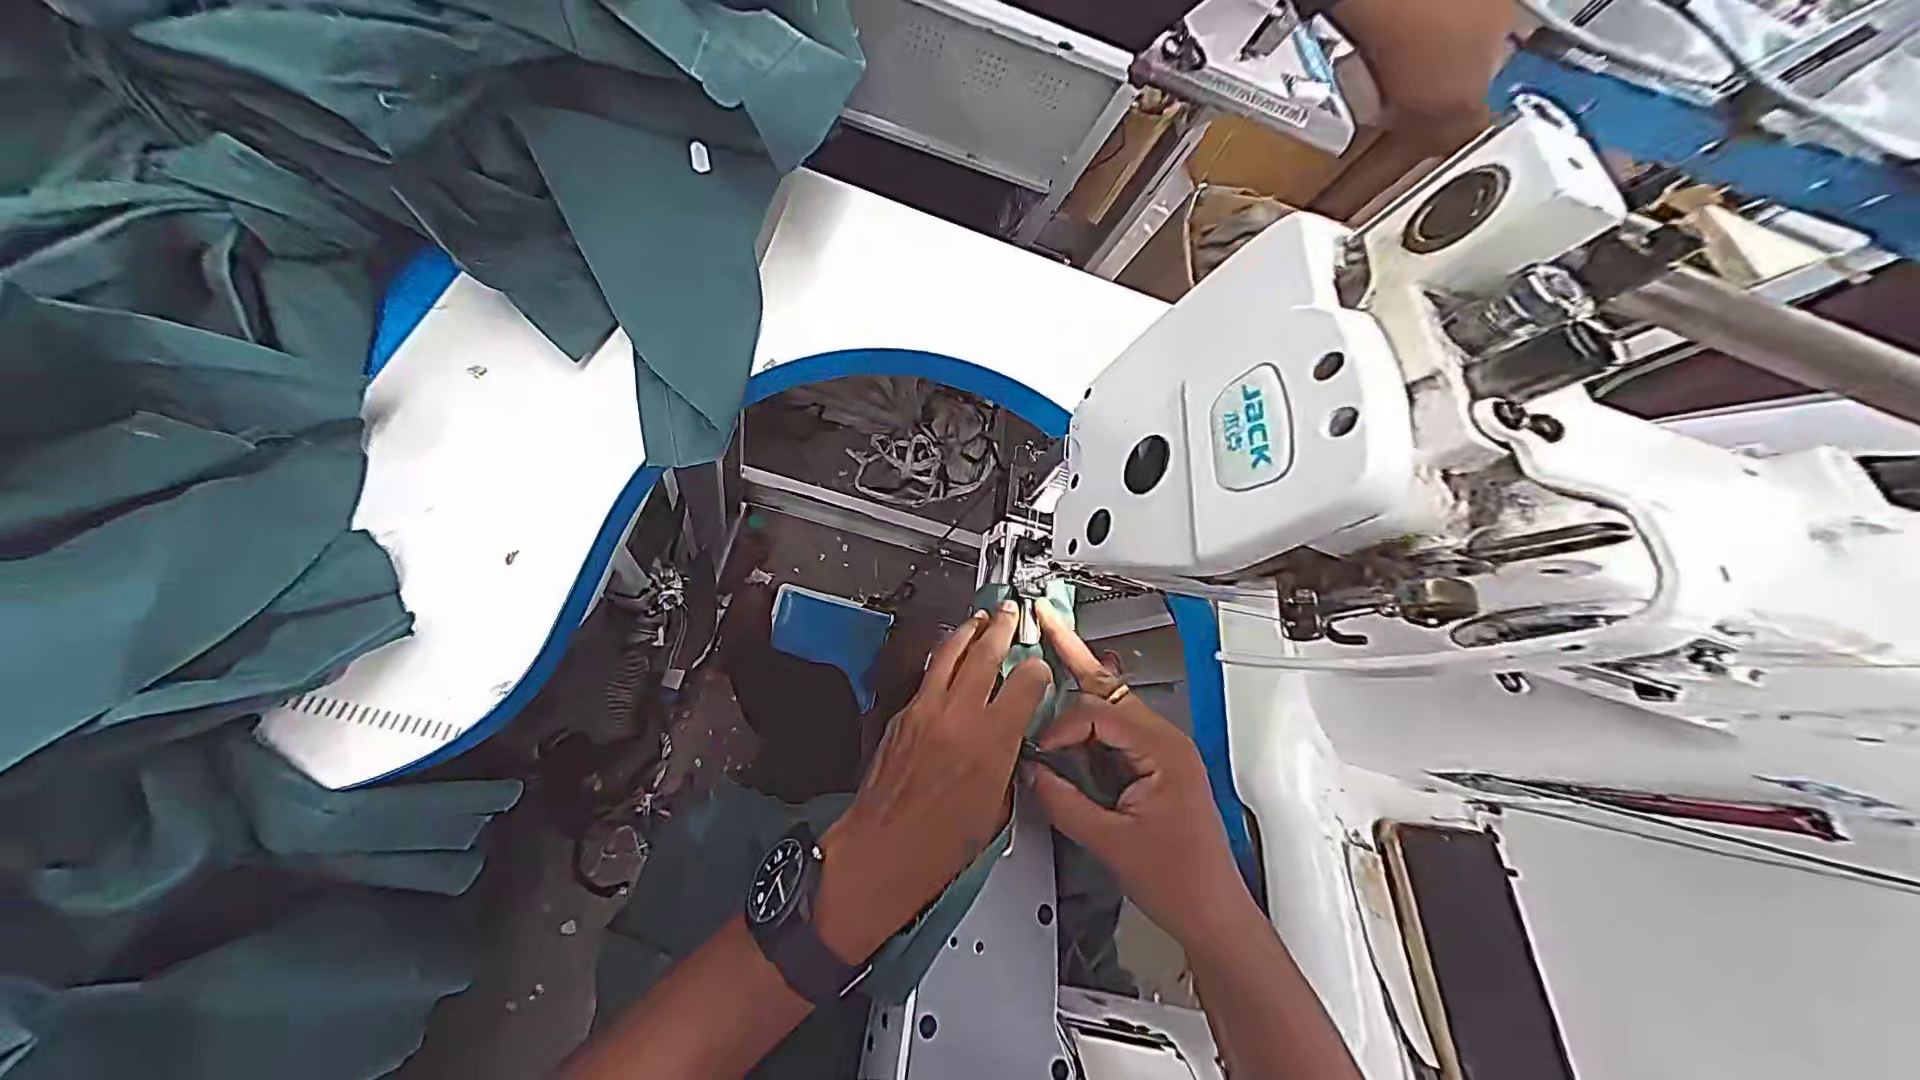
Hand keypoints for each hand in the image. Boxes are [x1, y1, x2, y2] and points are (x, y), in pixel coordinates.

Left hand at [813, 601, 1051, 962]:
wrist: (883, 848)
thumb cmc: (939, 843)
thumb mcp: (996, 805)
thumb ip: (1007, 759)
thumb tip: (1010, 736)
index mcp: (992, 741)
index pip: (1025, 682)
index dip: (1037, 670)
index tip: (1039, 667)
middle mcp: (960, 716)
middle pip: (985, 653)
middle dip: (1002, 629)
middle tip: (1010, 614)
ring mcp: (927, 710)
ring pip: (950, 653)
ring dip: (968, 631)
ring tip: (979, 619)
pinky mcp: (903, 714)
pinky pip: (928, 674)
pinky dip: (942, 656)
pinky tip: (948, 653)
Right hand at [1027, 604, 1251, 947]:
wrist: (1213, 912)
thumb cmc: (1182, 880)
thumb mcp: (1110, 842)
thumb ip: (1063, 803)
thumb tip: (1031, 774)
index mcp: (1162, 750)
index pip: (1097, 714)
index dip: (1061, 728)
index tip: (1041, 752)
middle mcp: (1164, 740)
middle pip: (1107, 687)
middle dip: (1073, 652)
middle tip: (1047, 622)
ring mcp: (1159, 751)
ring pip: (1109, 705)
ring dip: (1076, 684)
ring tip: (1051, 651)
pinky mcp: (1150, 765)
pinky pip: (1112, 732)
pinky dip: (1084, 723)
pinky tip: (1063, 714)